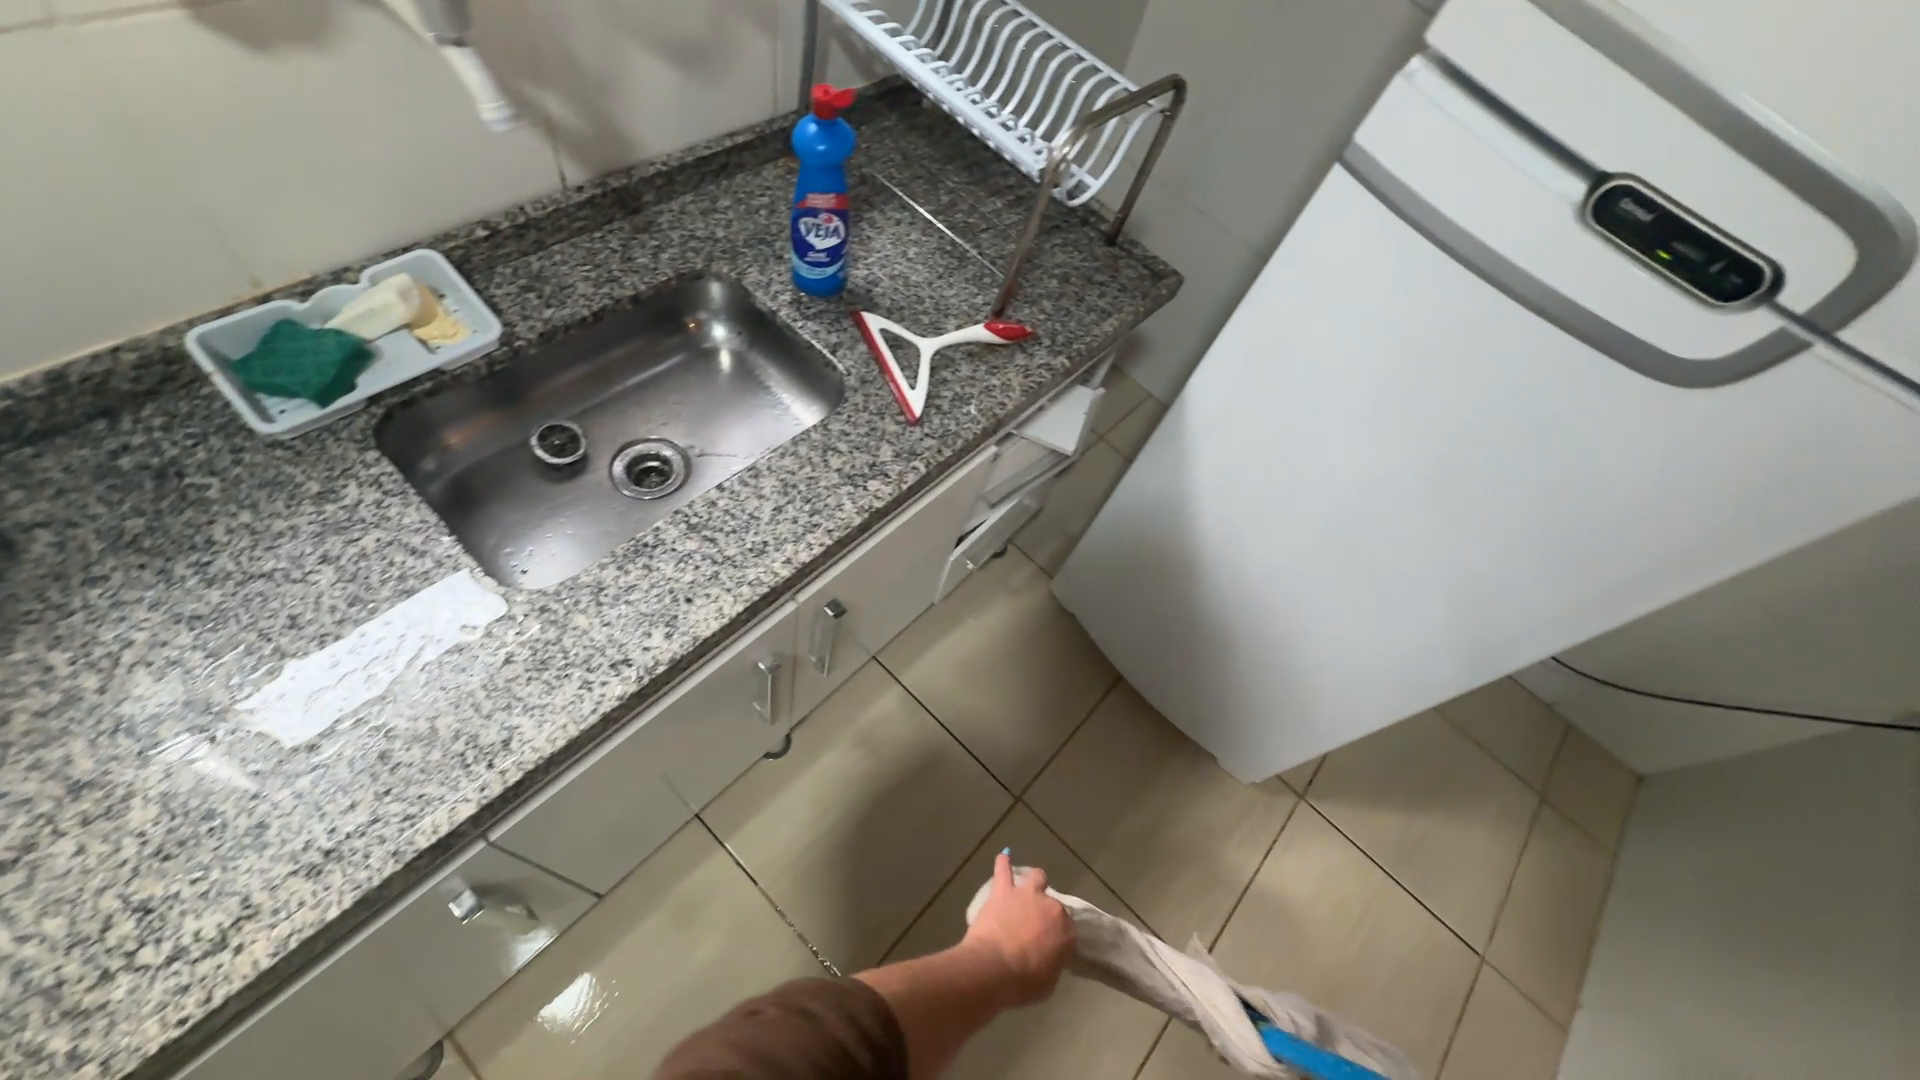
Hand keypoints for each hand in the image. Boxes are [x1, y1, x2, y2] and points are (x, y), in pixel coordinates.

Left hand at [961, 852, 1076, 1006]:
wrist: (993, 968)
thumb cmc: (1023, 983)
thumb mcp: (1048, 982)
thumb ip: (1053, 963)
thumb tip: (1048, 957)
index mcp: (1066, 931)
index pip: (1068, 929)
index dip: (1059, 936)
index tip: (1051, 945)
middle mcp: (1050, 907)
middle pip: (1053, 904)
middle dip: (1046, 913)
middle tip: (1035, 925)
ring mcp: (1026, 895)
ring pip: (1036, 878)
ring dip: (1034, 882)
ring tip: (1029, 887)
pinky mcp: (1003, 891)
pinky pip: (1003, 870)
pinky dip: (1003, 863)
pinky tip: (1003, 856)